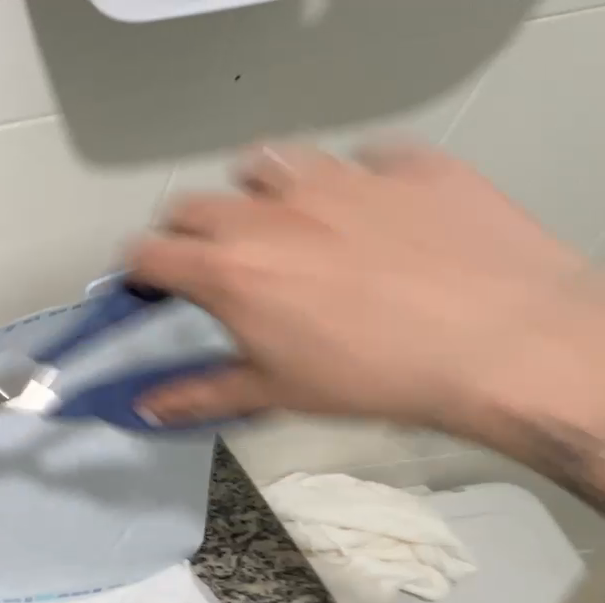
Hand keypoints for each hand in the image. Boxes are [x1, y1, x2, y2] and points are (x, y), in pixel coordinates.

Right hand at [129, 142, 596, 431]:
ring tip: (275, 218)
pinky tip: (366, 206)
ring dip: (256, 189)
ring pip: (268, 161)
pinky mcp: (411, 168)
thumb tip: (145, 409)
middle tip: (205, 260)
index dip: (137, 271)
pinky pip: (367, 154)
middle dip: (184, 231)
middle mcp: (271, 216)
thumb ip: (196, 395)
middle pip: (193, 204)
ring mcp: (342, 183)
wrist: (505, 345)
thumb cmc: (373, 375)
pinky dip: (354, 176)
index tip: (148, 288)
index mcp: (226, 271)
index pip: (146, 253)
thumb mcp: (271, 393)